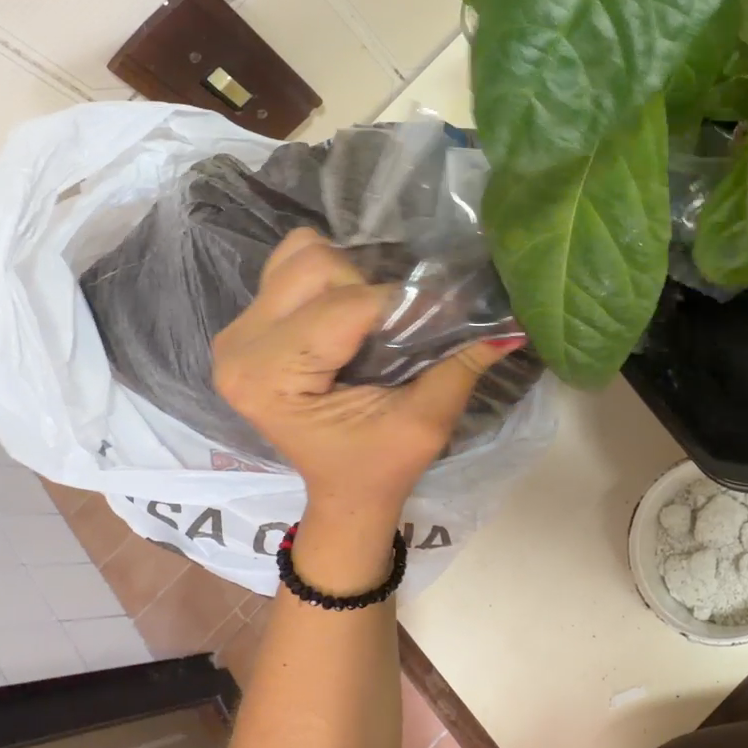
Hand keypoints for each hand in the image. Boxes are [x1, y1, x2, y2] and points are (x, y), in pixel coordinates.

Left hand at [212, 228, 520, 528]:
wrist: (346, 492)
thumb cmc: (382, 466)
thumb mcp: (427, 423)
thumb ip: (460, 366)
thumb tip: (509, 323)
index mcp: (272, 377)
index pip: (345, 307)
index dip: (404, 304)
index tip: (446, 315)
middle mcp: (241, 346)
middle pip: (315, 266)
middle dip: (369, 288)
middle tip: (397, 327)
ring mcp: (237, 331)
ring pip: (300, 256)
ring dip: (347, 278)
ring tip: (370, 320)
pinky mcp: (247, 324)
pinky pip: (288, 267)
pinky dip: (328, 279)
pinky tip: (347, 316)